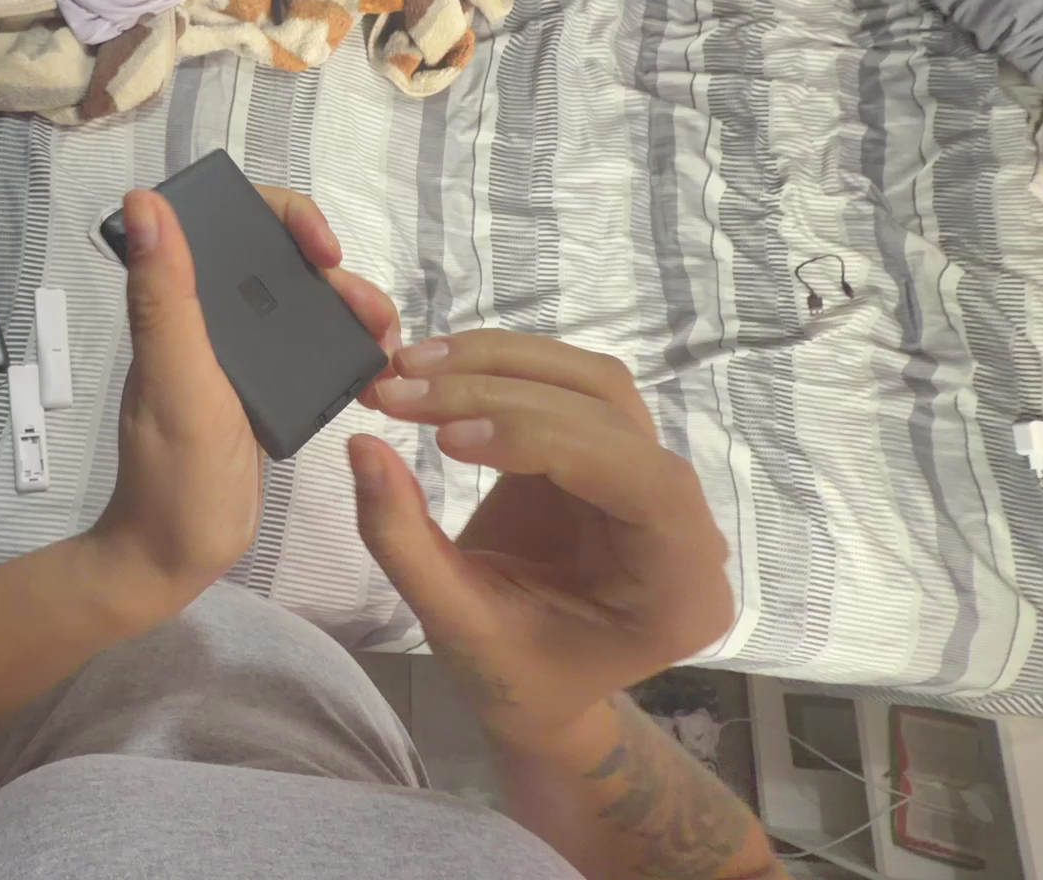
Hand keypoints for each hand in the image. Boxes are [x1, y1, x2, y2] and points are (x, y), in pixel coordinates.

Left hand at [87, 185, 401, 612]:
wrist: (180, 552)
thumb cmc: (174, 471)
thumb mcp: (174, 378)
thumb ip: (163, 294)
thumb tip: (142, 201)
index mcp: (179, 305)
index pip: (230, 223)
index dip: (282, 217)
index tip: (322, 251)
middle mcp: (205, 318)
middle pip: (276, 257)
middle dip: (331, 269)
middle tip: (369, 313)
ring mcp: (235, 354)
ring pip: (299, 301)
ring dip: (347, 305)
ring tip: (384, 341)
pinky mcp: (260, 388)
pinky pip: (306, 345)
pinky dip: (343, 342)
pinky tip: (373, 362)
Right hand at [347, 330, 732, 749]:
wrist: (536, 681)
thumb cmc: (509, 671)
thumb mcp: (448, 619)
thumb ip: (401, 537)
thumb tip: (362, 444)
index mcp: (675, 583)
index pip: (637, 479)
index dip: (544, 440)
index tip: (445, 441)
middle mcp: (680, 518)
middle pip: (606, 409)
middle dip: (494, 389)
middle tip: (396, 389)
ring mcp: (642, 476)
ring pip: (587, 379)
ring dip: (494, 360)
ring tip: (408, 366)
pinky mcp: (597, 451)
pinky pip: (558, 386)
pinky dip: (493, 368)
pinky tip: (435, 372)